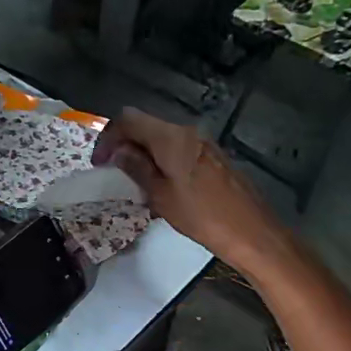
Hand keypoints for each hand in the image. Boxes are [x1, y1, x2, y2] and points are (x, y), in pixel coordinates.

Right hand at [93, 107, 280, 264]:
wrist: (251, 231)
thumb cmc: (201, 215)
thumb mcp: (160, 195)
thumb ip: (137, 168)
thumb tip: (119, 151)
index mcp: (171, 138)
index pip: (129, 119)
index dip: (108, 137)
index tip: (99, 162)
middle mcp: (187, 133)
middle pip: (145, 126)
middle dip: (123, 144)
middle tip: (112, 171)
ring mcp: (202, 143)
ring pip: (161, 139)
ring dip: (142, 153)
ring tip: (132, 181)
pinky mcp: (211, 157)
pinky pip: (176, 150)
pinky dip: (159, 160)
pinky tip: (157, 185)